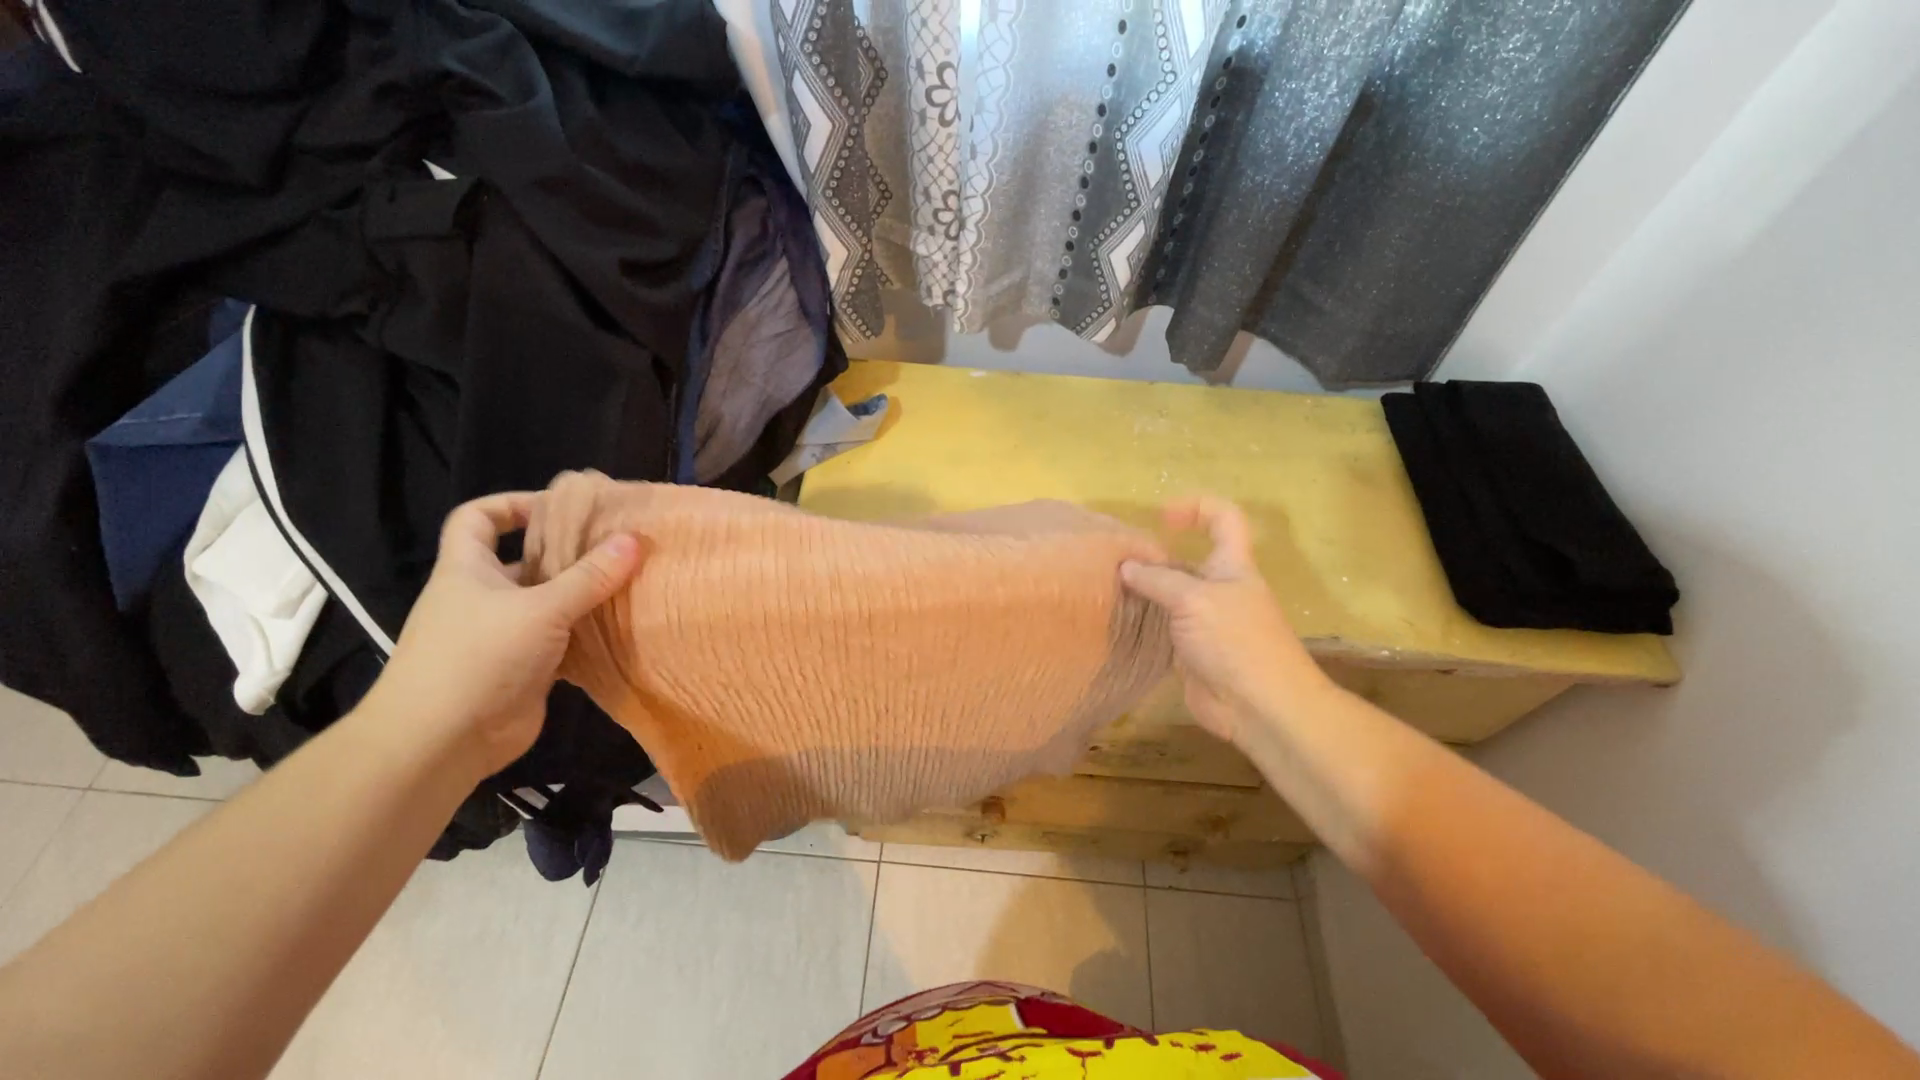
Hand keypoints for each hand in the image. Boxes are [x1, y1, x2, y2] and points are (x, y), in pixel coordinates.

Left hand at [365, 491, 642, 776]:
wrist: (441, 742)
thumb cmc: (479, 658)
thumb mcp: (540, 609)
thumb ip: (589, 577)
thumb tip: (633, 539)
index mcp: (467, 570)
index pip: (477, 518)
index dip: (511, 504)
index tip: (557, 506)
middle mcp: (482, 598)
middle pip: (523, 561)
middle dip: (566, 553)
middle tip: (616, 545)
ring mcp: (501, 637)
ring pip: (547, 604)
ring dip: (582, 597)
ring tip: (630, 583)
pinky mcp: (522, 671)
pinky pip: (560, 643)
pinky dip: (587, 637)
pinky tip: (622, 630)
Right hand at [1120, 496, 1330, 746]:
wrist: (1259, 706)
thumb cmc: (1236, 642)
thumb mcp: (1195, 599)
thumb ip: (1158, 580)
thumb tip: (1126, 567)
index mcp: (1232, 565)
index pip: (1223, 518)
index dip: (1196, 508)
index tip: (1161, 517)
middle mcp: (1219, 589)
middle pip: (1187, 560)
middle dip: (1153, 557)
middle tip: (1115, 562)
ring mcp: (1205, 622)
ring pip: (1170, 596)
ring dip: (1143, 592)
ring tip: (1106, 590)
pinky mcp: (1191, 652)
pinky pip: (1162, 629)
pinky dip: (1142, 624)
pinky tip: (1116, 623)